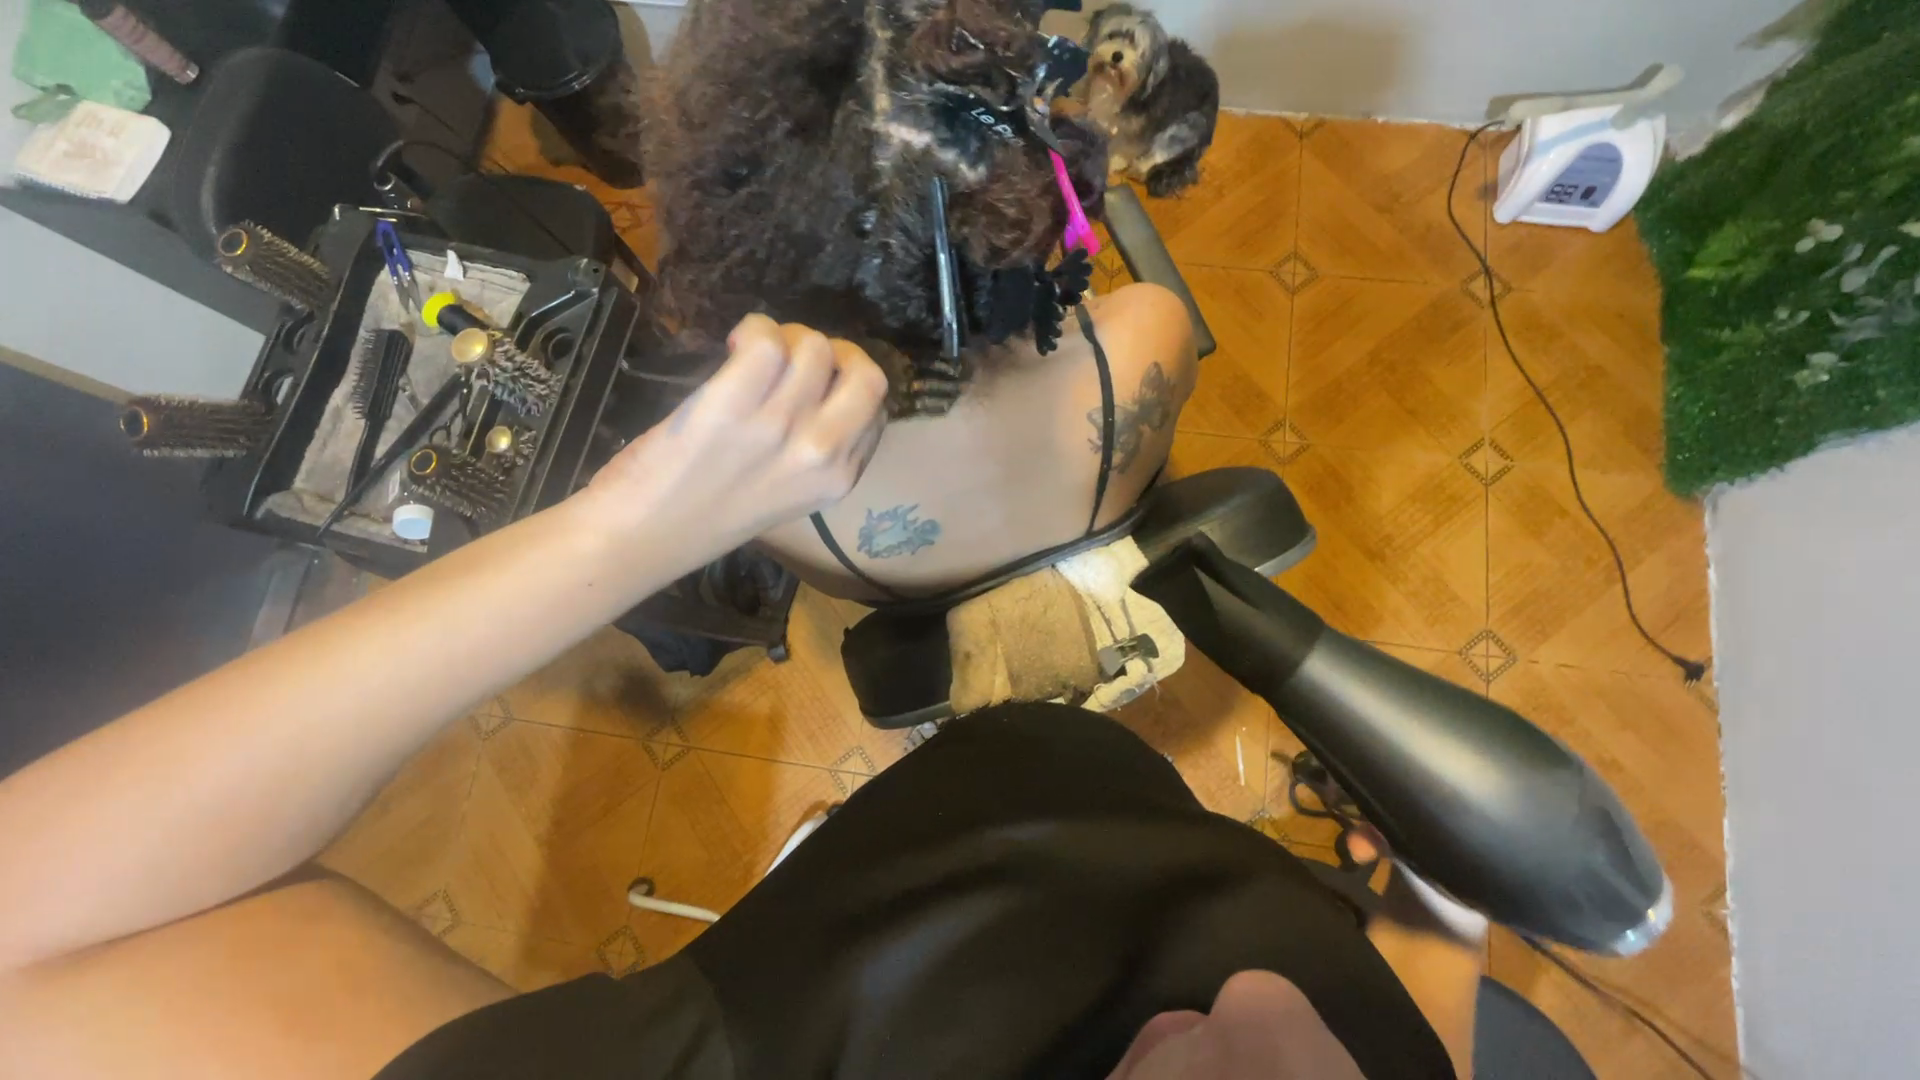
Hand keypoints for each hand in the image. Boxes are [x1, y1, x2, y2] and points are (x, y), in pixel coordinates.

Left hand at [585, 315, 889, 550]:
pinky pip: (767, 341)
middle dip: (836, 352)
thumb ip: (818, 452)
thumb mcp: (790, 494)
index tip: (813, 383)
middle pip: (867, 375)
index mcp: (840, 480)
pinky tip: (733, 345)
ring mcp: (779, 429)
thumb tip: (821, 388)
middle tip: (795, 359)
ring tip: (750, 353)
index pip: (876, 410)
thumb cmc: (709, 517)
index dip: (846, 383)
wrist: (642, 536)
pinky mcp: (732, 406)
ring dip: (785, 335)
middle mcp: (822, 455)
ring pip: (815, 348)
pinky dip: (754, 329)